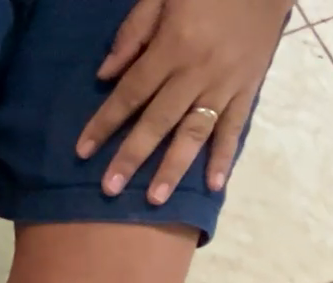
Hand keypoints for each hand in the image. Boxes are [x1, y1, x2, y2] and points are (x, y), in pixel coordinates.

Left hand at [76, 0, 289, 204]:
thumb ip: (133, 32)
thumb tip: (104, 76)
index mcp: (173, 46)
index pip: (130, 93)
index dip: (104, 123)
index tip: (82, 151)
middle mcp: (197, 71)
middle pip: (157, 121)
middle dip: (132, 157)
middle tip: (110, 190)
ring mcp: (226, 82)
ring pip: (194, 132)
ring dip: (174, 168)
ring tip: (155, 200)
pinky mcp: (250, 86)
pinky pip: (235, 126)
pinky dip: (224, 156)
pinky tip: (214, 185)